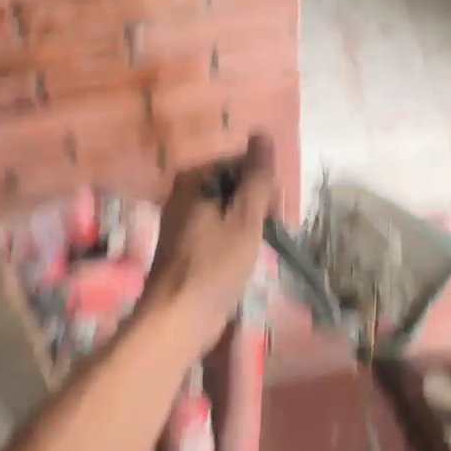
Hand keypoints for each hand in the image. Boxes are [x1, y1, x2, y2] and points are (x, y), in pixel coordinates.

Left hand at [139, 133, 278, 351]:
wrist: (178, 318)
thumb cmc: (215, 266)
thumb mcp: (245, 218)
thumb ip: (257, 176)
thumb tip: (263, 133)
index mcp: (193, 179)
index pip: (242, 163)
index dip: (263, 185)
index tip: (273, 213)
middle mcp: (183, 192)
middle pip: (235, 184)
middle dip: (255, 205)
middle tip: (264, 234)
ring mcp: (182, 218)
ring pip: (229, 208)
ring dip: (247, 225)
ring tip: (253, 249)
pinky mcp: (185, 243)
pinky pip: (218, 228)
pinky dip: (233, 239)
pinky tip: (240, 259)